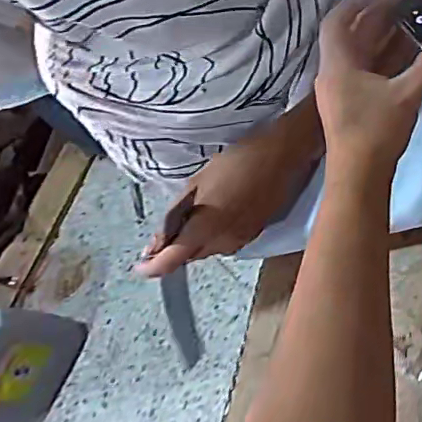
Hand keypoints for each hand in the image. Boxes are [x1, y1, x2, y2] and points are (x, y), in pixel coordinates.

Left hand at [135, 123, 315, 275]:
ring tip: (207, 208)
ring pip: (211, 250)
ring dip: (201, 239)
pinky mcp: (257, 233)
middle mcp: (223, 243)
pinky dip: (219, 233)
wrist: (281, 155)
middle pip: (191, 257)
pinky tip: (225, 209)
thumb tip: (155, 245)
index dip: (151, 267)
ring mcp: (243, 240)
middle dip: (180, 245)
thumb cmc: (236, 161)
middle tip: (180, 217)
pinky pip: (228, 241)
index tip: (140, 263)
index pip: (170, 263)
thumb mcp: (197, 182)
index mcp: (204, 230)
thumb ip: (174, 217)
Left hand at [314, 0, 421, 165]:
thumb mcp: (406, 95)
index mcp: (338, 65)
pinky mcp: (344, 104)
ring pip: (351, 53)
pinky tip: (393, 56)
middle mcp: (331, 74)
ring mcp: (336, 91)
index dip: (355, 3)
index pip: (337, 22)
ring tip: (398, 24)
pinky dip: (373, 55)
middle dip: (369, 17)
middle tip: (396, 4)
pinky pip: (356, 68)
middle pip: (344, 35)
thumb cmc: (375, 132)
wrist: (357, 177)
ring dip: (371, 36)